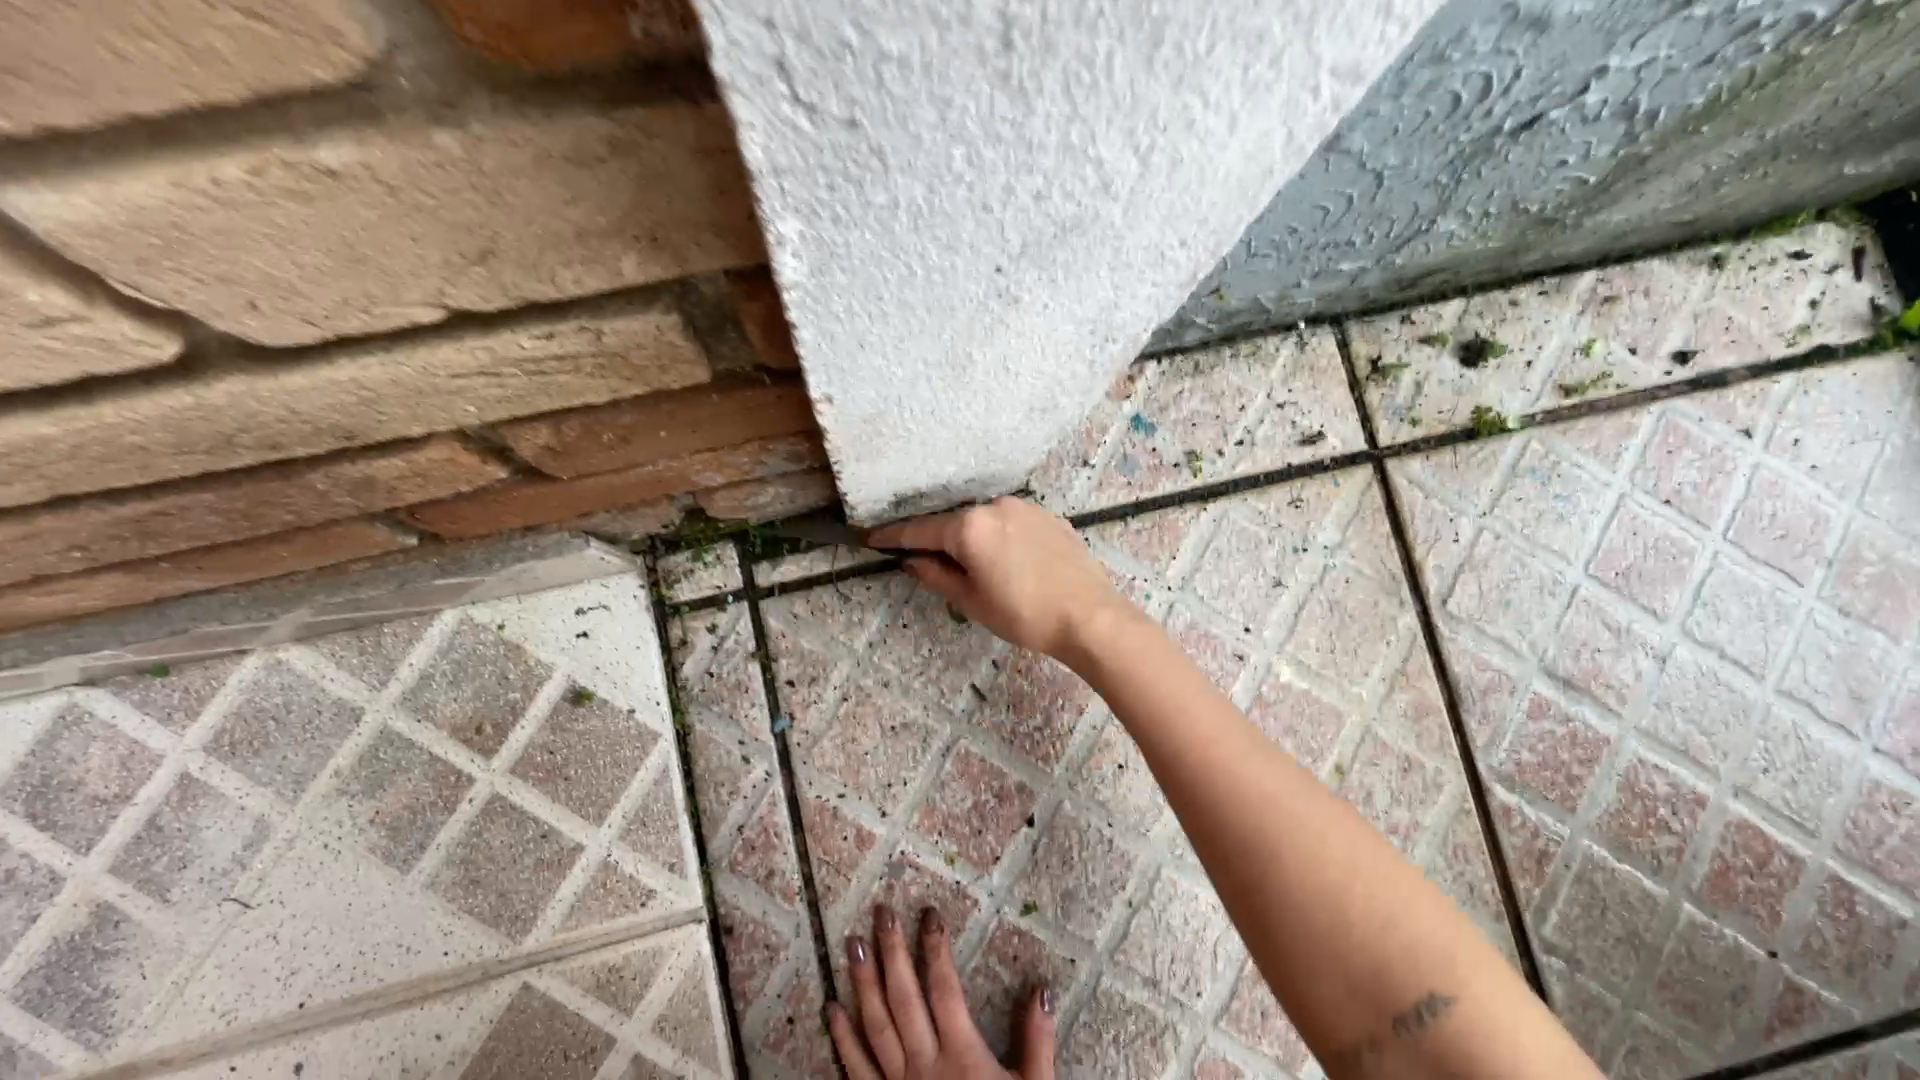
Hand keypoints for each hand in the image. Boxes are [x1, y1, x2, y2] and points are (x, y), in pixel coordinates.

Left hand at [829, 906, 1054, 1079]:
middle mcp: (924, 1065)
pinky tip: (832, 1009)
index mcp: (961, 1056)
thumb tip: (1043, 990)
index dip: (936, 948)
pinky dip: (842, 1038)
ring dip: (862, 983)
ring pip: (875, 1026)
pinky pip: (856, 1070)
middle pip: (903, 998)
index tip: (930, 914)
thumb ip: (1038, 1042)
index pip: (944, 989)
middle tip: (881, 913)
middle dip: (892, 952)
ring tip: (851, 944)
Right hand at [867, 496, 1131, 660]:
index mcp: (970, 526)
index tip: (871, 537)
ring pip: (984, 520)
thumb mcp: (971, 601)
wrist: (1089, 617)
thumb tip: (911, 560)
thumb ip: (936, 575)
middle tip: (924, 561)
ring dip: (971, 539)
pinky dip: (998, 537)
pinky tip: (1005, 561)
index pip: (920, 530)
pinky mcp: (1048, 516)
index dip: (893, 536)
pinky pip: (1010, 523)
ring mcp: (1025, 507)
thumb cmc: (1023, 615)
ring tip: (972, 567)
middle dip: (937, 540)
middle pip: (953, 522)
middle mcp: (994, 506)